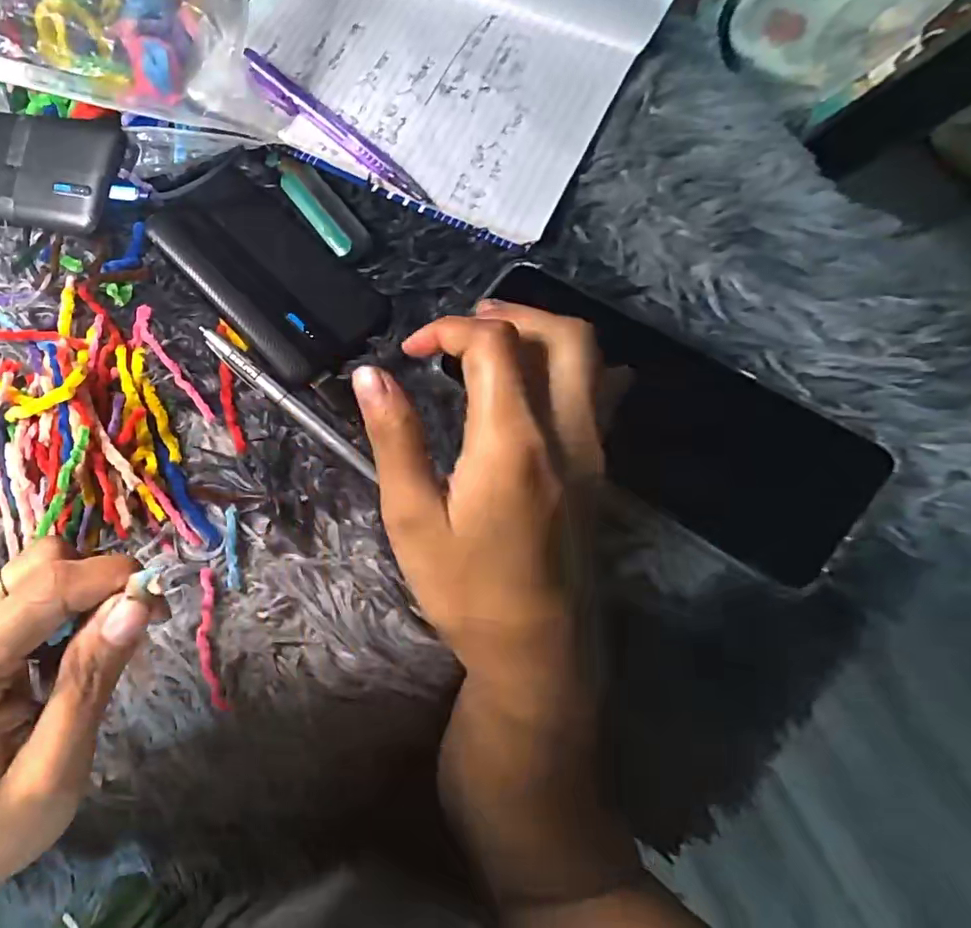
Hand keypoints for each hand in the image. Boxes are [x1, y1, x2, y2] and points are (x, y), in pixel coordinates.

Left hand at [0, 539, 156, 927]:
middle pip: (41, 564)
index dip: (107, 579)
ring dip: (87, 590)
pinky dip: (69, 600)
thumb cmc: (1, 824)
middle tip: (141, 626)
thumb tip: (135, 604)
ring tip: (110, 642)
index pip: (43, 590)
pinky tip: (79, 644)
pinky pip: (30, 583)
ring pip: (38, 565)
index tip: (159, 602)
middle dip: (101, 582)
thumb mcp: (57, 771)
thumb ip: (90, 681)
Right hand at [355, 302, 657, 913]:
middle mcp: (566, 436)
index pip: (494, 347)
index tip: (407, 352)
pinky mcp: (600, 474)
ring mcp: (593, 454)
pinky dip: (568, 369)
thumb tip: (370, 374)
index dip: (447, 331)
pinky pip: (599, 397)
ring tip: (490, 343)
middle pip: (562, 336)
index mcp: (514, 443)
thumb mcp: (412, 516)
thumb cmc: (464, 589)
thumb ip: (395, 438)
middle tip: (458, 328)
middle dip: (508, 315)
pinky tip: (536, 387)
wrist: (539, 655)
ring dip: (540, 335)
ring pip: (590, 361)